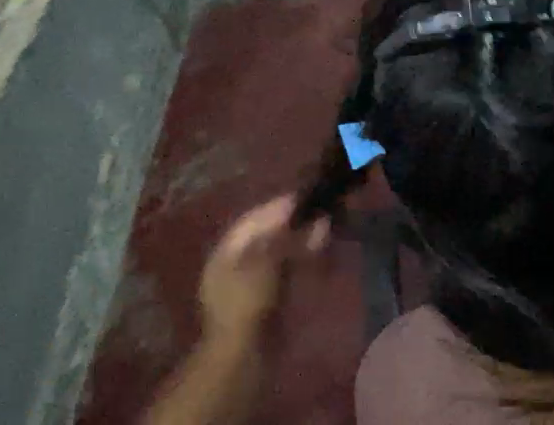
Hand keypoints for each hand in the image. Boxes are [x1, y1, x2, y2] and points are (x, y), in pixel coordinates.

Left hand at [198, 195, 328, 340]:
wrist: (243, 358)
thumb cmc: (247, 303)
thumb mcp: (268, 263)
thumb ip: (293, 238)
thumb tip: (320, 219)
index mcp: (227, 251)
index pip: (254, 219)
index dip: (280, 206)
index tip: (307, 195)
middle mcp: (235, 264)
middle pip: (268, 235)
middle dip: (294, 223)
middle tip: (322, 212)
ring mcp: (250, 284)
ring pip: (279, 253)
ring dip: (301, 241)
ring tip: (325, 230)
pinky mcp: (266, 301)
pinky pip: (286, 271)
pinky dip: (301, 261)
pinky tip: (319, 254)